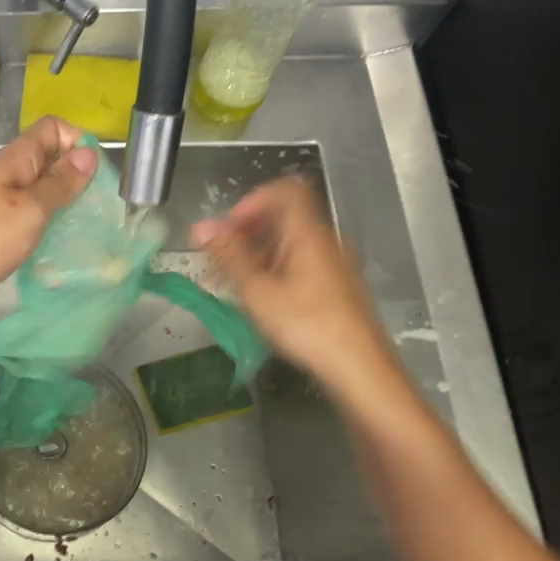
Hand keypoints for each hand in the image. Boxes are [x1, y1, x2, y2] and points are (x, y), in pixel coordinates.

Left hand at [0, 116, 98, 320]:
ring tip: (87, 228)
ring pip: (43, 191)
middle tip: (99, 206)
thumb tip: (90, 154)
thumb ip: (60, 183)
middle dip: (78, 176)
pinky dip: (49, 226)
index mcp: (15, 160)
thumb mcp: (30, 209)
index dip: (77, 140)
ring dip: (66, 205)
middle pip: (51, 160)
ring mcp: (2, 203)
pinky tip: (62, 246)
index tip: (96, 173)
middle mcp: (9, 175)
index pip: (53, 128)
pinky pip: (33, 217)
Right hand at [191, 177, 393, 388]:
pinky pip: (299, 264)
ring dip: (255, 255)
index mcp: (308, 233)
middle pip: (283, 218)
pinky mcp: (335, 287)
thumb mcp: (257, 291)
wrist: (359, 368)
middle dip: (245, 233)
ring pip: (288, 244)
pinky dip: (273, 271)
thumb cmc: (306, 325)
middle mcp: (325, 241)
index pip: (282, 192)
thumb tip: (200, 225)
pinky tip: (258, 300)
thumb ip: (228, 256)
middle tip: (218, 261)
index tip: (226, 232)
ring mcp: (333, 264)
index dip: (250, 203)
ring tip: (231, 285)